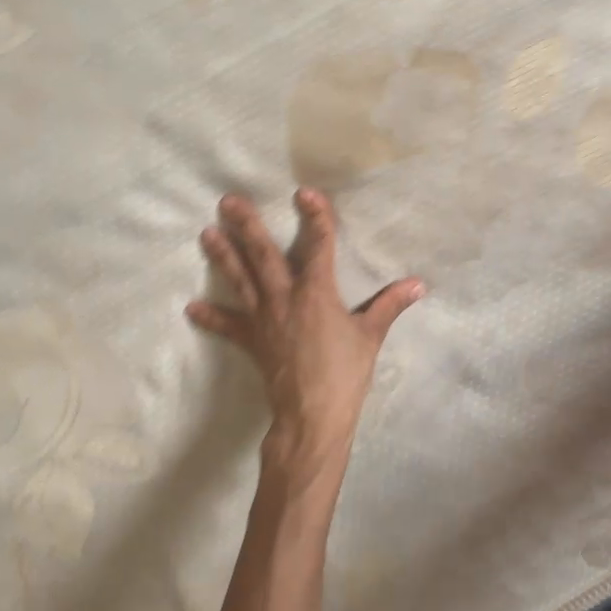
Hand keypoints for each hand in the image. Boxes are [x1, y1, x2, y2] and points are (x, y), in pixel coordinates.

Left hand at [186, 189, 423, 473]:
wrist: (311, 417)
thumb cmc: (345, 373)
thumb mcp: (371, 335)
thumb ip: (390, 305)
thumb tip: (418, 284)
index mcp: (316, 293)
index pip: (318, 245)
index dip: (315, 217)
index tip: (304, 192)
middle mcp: (284, 299)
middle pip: (263, 256)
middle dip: (246, 226)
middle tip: (228, 200)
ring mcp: (264, 320)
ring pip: (241, 281)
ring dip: (223, 256)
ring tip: (206, 232)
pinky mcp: (252, 342)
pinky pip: (229, 326)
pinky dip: (212, 317)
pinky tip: (192, 307)